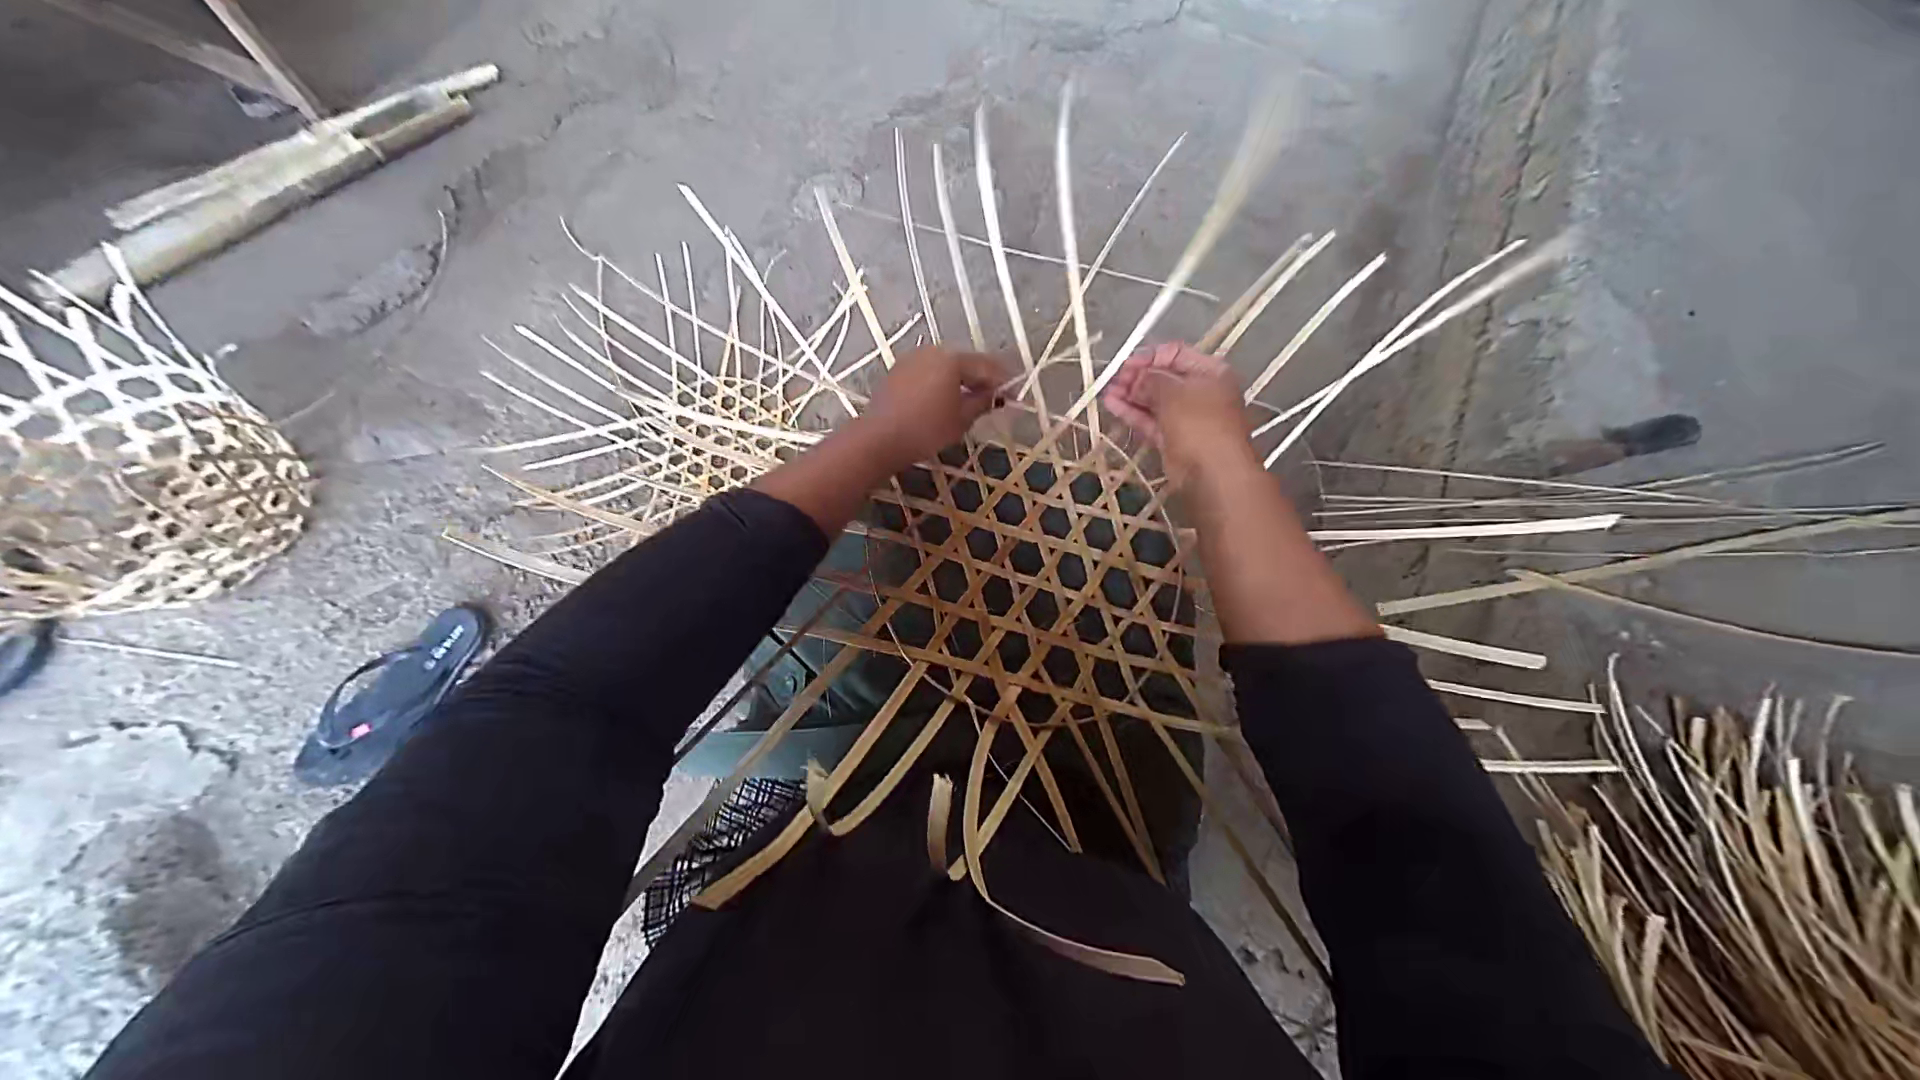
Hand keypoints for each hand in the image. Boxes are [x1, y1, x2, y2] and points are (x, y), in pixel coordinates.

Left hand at [850, 347, 1012, 470]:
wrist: (879, 439)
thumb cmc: (926, 430)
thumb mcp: (961, 419)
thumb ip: (983, 402)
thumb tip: (996, 395)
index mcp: (952, 359)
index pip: (987, 367)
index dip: (1004, 382)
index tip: (1016, 396)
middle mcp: (932, 352)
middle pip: (966, 362)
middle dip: (983, 379)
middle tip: (997, 397)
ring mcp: (912, 359)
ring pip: (946, 367)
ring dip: (962, 380)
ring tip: (973, 400)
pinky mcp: (898, 372)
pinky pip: (929, 373)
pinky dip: (942, 384)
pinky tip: (946, 400)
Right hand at [1102, 343, 1253, 478]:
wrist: (1213, 473)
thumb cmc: (1200, 424)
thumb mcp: (1174, 392)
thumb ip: (1151, 379)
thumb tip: (1136, 377)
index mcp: (1210, 372)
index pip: (1176, 354)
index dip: (1150, 356)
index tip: (1126, 364)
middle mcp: (1200, 391)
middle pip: (1164, 377)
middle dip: (1137, 376)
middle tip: (1114, 379)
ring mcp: (1186, 416)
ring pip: (1155, 400)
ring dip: (1131, 394)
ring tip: (1108, 391)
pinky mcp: (1173, 438)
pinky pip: (1150, 420)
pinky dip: (1132, 412)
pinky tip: (1112, 405)